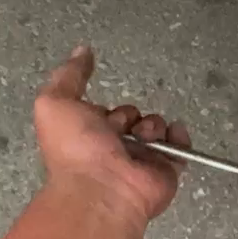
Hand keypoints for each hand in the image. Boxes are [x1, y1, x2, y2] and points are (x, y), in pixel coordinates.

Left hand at [33, 45, 189, 221]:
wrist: (103, 188)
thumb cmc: (76, 148)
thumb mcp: (56, 103)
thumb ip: (69, 75)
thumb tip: (82, 50)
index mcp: (88, 136)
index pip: (105, 112)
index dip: (105, 108)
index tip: (99, 115)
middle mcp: (115, 148)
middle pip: (133, 116)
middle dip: (130, 115)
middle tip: (119, 130)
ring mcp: (143, 159)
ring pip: (157, 126)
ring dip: (152, 125)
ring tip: (143, 138)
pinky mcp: (168, 168)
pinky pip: (181, 144)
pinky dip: (179, 137)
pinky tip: (171, 136)